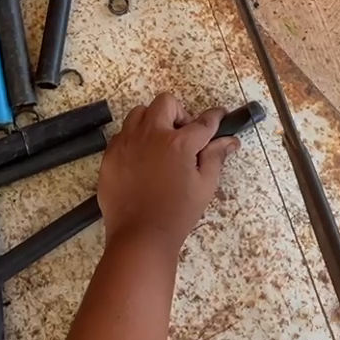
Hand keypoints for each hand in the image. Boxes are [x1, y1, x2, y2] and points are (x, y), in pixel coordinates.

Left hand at [98, 93, 237, 254]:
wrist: (140, 236)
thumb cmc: (177, 214)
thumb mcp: (204, 186)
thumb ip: (216, 157)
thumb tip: (229, 140)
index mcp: (179, 143)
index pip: (203, 121)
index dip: (215, 117)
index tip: (219, 115)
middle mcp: (151, 135)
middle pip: (165, 103)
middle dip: (178, 114)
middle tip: (182, 136)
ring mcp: (127, 143)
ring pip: (139, 113)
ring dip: (153, 122)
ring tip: (159, 145)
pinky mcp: (110, 155)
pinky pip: (122, 134)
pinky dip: (134, 140)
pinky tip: (141, 161)